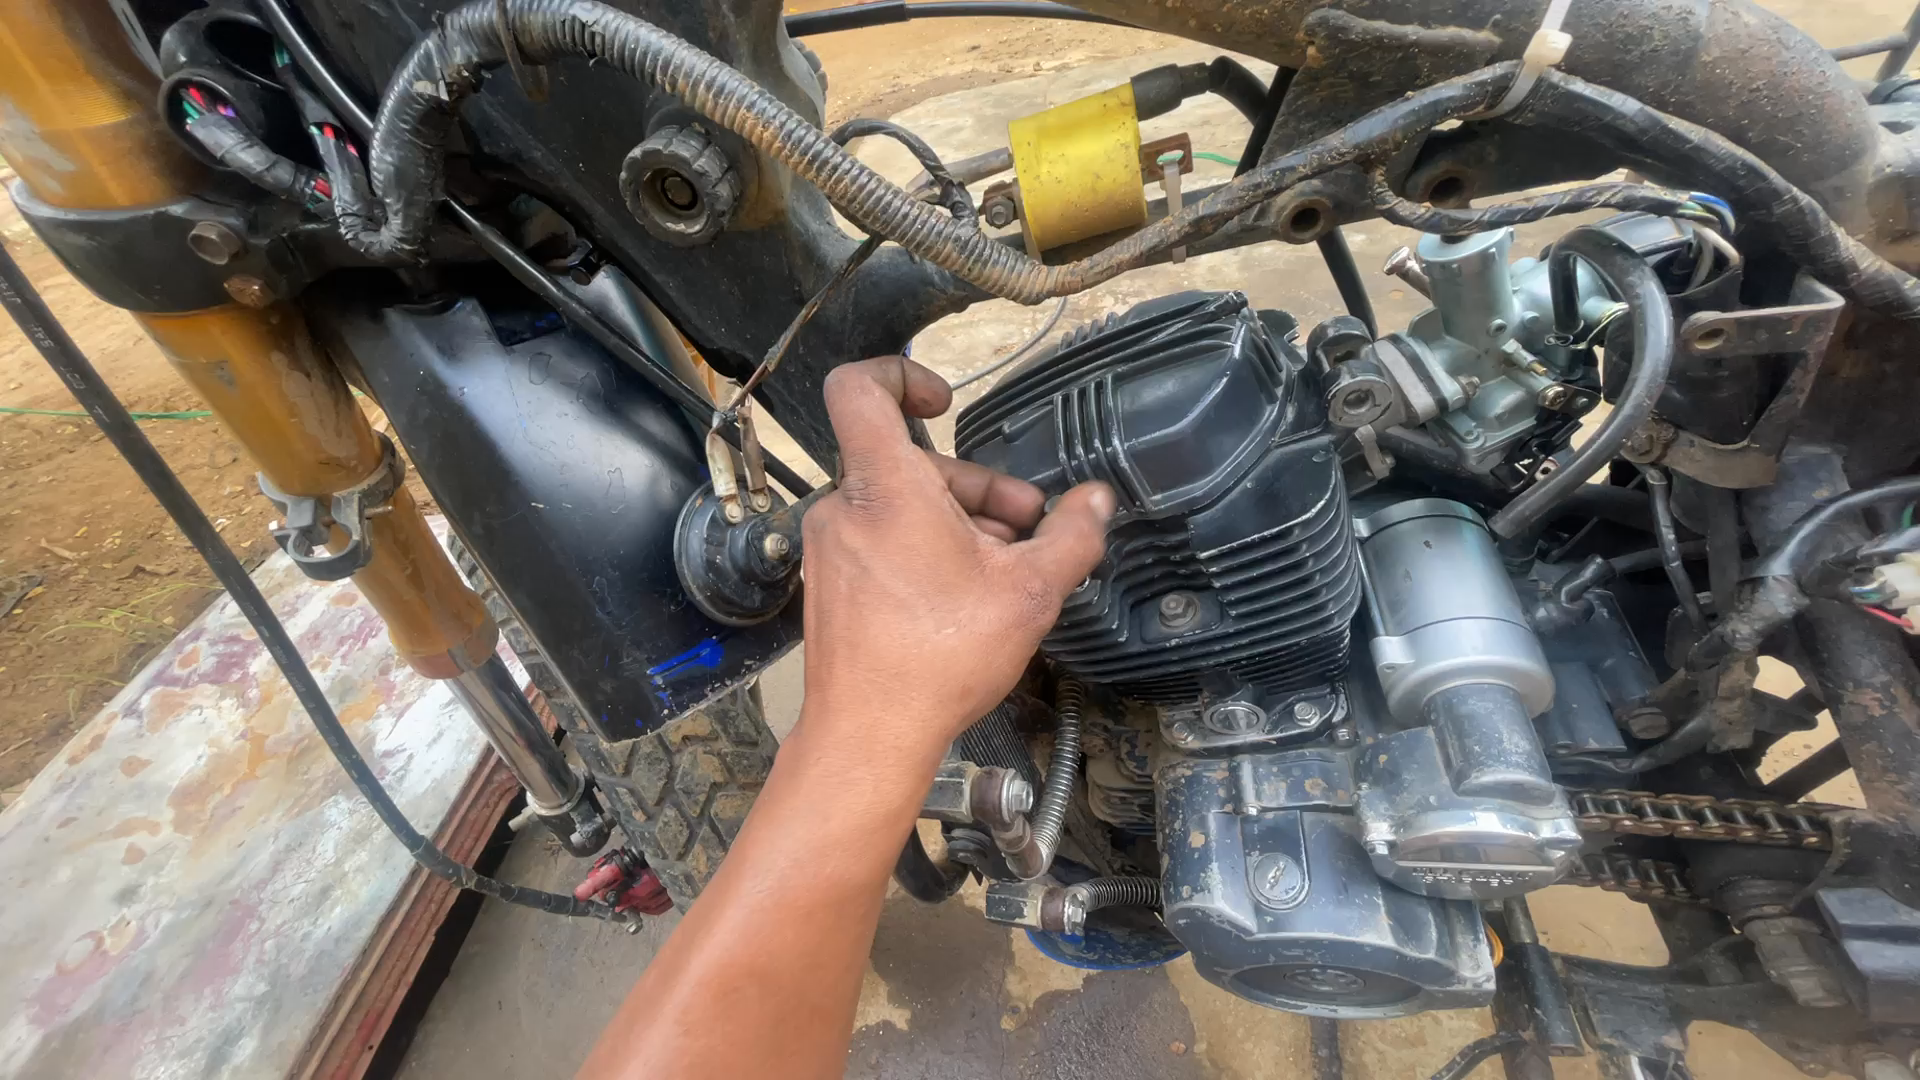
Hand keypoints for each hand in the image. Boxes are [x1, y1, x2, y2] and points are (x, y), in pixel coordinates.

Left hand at [799, 356, 1114, 761]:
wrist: (869, 735)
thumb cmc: (942, 657)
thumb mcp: (1029, 591)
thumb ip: (1072, 536)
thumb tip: (1097, 500)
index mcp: (884, 487)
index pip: (860, 389)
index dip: (901, 375)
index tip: (945, 403)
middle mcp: (846, 507)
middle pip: (912, 463)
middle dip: (978, 488)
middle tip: (1028, 527)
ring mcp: (831, 546)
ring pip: (900, 505)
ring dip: (958, 522)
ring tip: (1006, 565)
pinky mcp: (830, 580)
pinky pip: (880, 538)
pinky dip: (923, 546)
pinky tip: (965, 589)